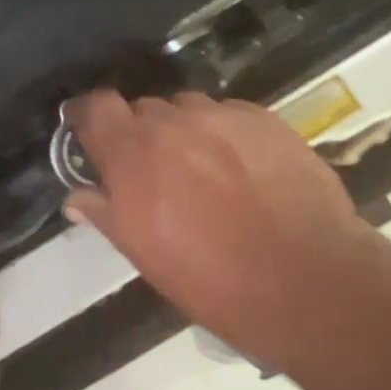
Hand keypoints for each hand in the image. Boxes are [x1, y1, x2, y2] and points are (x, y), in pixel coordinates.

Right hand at [62, 90, 386, 362]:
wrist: (312, 284)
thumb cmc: (213, 280)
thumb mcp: (144, 256)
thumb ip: (105, 213)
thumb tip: (78, 196)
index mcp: (131, 151)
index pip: (94, 106)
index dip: (88, 117)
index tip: (90, 134)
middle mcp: (171, 121)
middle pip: (142, 109)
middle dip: (142, 134)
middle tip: (156, 172)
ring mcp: (221, 116)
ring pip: (187, 109)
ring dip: (185, 132)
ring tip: (206, 171)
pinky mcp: (266, 120)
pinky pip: (230, 116)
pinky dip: (226, 135)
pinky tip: (246, 172)